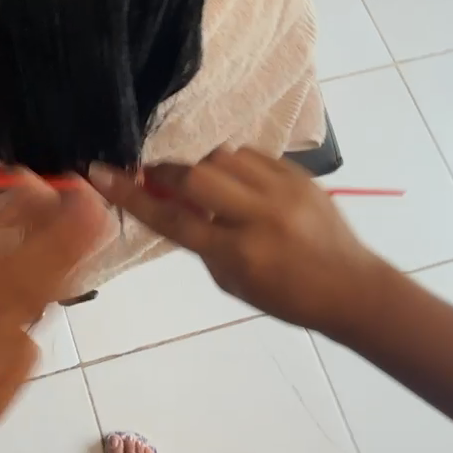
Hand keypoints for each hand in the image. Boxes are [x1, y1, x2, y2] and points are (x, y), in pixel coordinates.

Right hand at [89, 148, 391, 333]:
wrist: (351, 287)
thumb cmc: (285, 297)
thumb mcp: (232, 280)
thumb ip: (200, 241)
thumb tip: (172, 203)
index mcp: (237, 253)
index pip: (171, 217)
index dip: (131, 195)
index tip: (100, 172)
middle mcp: (258, 217)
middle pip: (194, 177)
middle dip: (167, 172)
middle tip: (156, 176)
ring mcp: (283, 191)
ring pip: (222, 157)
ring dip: (203, 167)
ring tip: (206, 184)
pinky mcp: (300, 175)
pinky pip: (252, 155)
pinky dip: (234, 164)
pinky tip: (238, 182)